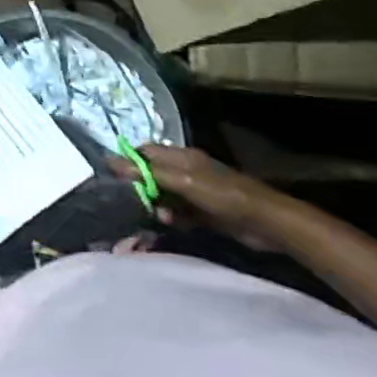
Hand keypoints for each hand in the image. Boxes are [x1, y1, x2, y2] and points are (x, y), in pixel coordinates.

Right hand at [111, 145, 293, 250]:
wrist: (265, 223)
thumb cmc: (223, 195)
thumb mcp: (183, 181)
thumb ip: (148, 173)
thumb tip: (111, 161)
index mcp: (182, 156)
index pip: (145, 151)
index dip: (128, 160)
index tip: (110, 176)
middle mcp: (186, 171)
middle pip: (152, 174)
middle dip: (139, 187)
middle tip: (127, 202)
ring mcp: (195, 192)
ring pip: (163, 196)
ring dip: (155, 206)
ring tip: (152, 217)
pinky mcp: (203, 212)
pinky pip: (178, 213)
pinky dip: (171, 218)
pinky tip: (169, 225)